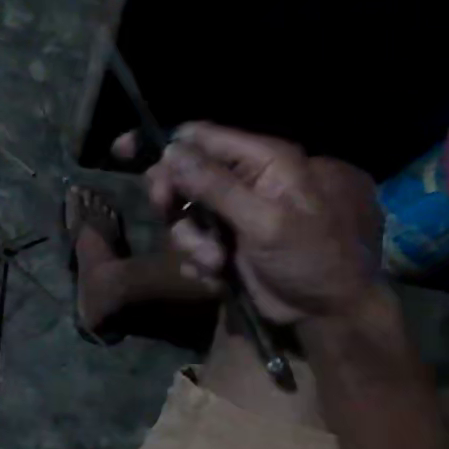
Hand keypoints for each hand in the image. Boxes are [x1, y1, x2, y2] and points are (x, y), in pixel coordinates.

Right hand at [123, 122, 382, 323]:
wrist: (326, 310)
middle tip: (169, 214)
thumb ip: (216, 186)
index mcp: (263, 162)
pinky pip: (190, 246)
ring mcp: (231, 216)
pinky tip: (217, 277)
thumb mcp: (265, 220)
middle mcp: (243, 182)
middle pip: (183, 176)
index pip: (202, 138)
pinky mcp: (223, 245)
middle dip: (174, 202)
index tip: (122, 150)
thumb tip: (171, 151)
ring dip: (191, 243)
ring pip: (183, 217)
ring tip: (216, 262)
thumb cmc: (311, 257)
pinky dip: (198, 263)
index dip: (165, 143)